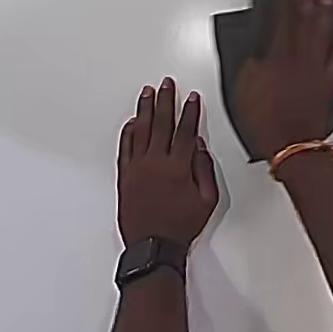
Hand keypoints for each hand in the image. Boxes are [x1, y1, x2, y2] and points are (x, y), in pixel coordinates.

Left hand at [117, 78, 219, 246]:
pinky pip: (125, 146)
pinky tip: (132, 121)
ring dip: (145, 108)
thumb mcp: (207, 200)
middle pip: (161, 122)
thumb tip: (200, 148)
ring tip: (148, 93)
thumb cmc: (180, 227)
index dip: (190, 112)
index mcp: (178, 167)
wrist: (152, 247)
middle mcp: (156, 163)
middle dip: (166, 100)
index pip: (186, 130)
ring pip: (141, 130)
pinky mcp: (125, 175)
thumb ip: (204, 170)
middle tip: (167, 84)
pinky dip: (128, 131)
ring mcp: (138, 167)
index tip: (192, 98)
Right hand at [233, 0, 332, 157]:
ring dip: (325, 16)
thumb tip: (257, 54)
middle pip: (304, 24)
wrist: (290, 142)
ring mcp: (315, 70)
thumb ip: (251, 66)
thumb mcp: (244, 89)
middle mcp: (299, 59)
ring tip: (327, 0)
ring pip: (322, 36)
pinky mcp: (326, 83)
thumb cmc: (265, 119)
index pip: (281, 23)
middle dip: (308, 3)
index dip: (284, 6)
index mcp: (277, 58)